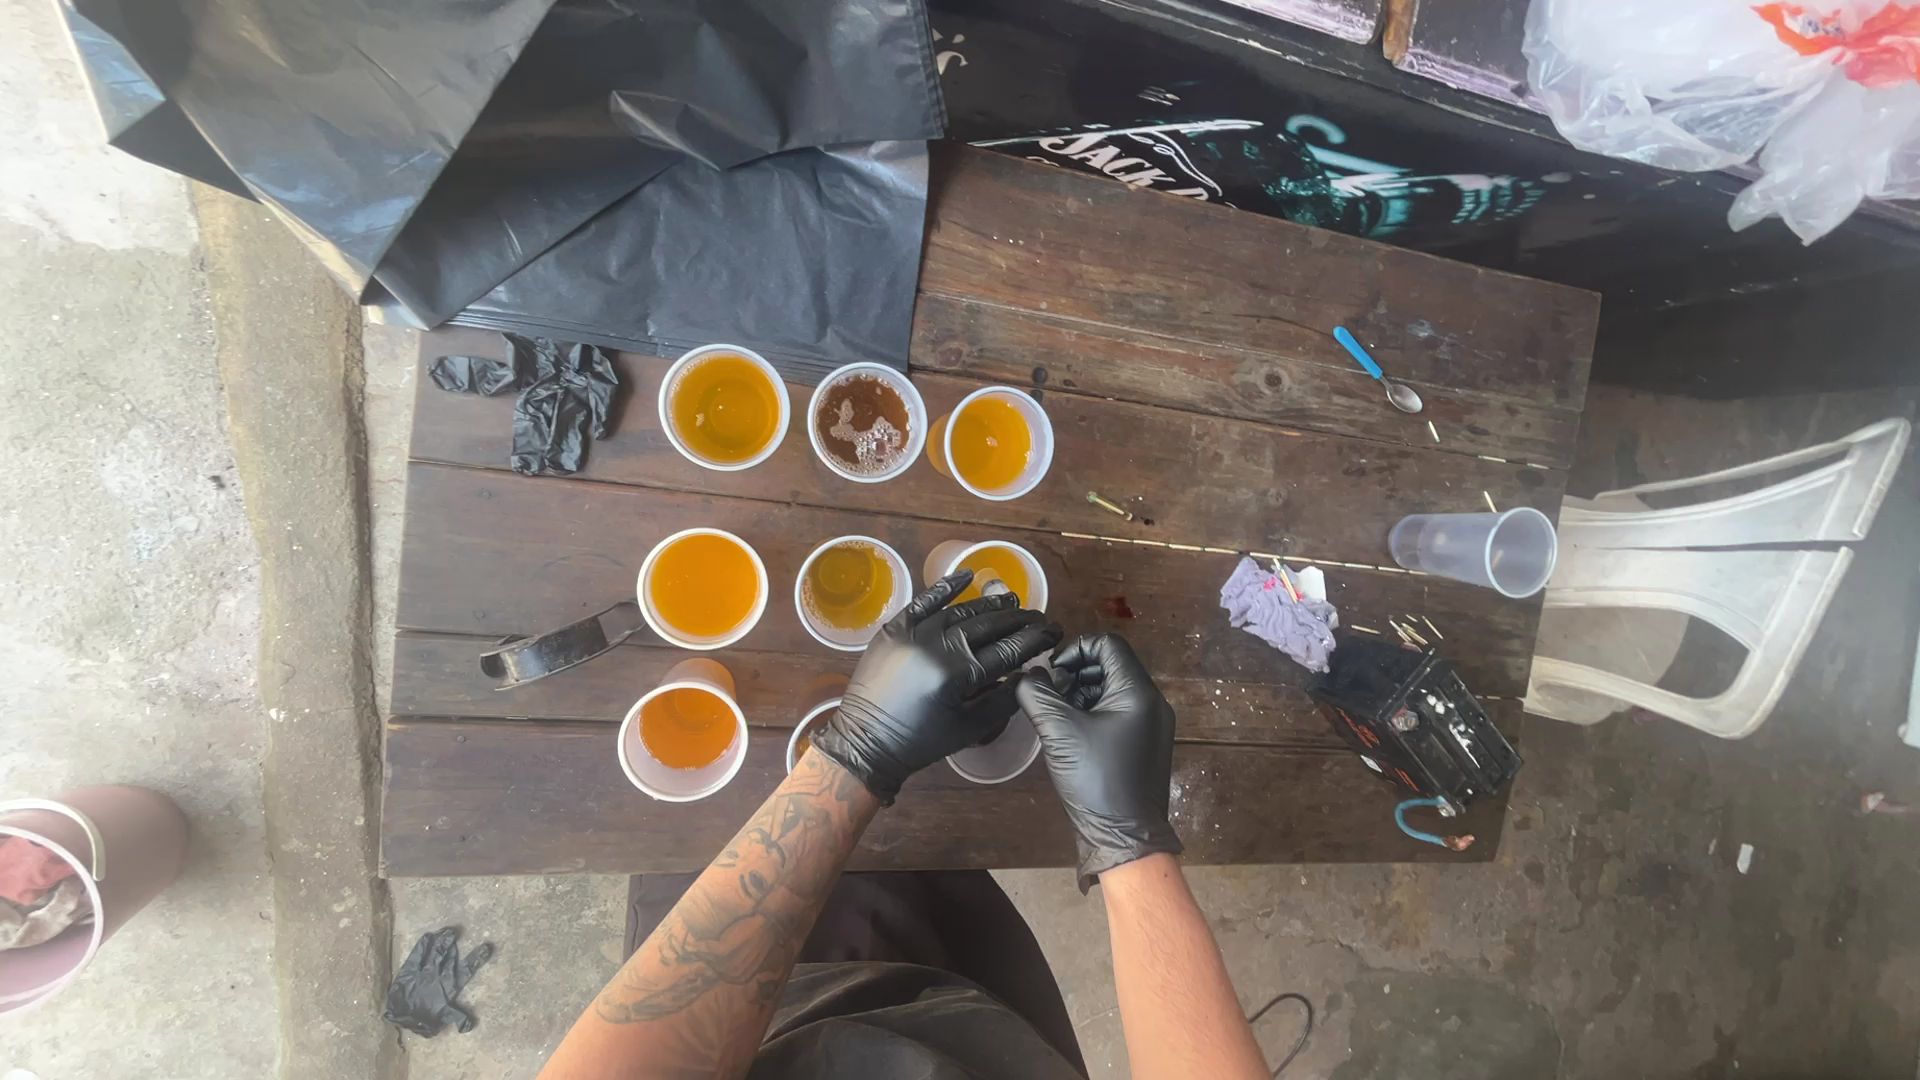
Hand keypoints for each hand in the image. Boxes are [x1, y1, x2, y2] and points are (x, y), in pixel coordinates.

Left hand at [813, 569, 1062, 803]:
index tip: (1053, 631)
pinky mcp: (895, 627)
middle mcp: (937, 646)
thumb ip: (1004, 698)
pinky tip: (968, 577)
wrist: (865, 741)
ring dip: (989, 605)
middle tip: (1038, 615)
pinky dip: (946, 587)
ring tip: (1011, 601)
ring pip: (961, 611)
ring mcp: (914, 632)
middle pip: (988, 626)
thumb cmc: (922, 741)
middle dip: (1018, 620)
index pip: (1008, 650)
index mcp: (959, 674)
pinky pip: (924, 601)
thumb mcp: (971, 728)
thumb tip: (1028, 672)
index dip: (1034, 639)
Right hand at [1016, 634, 1181, 890]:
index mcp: (1138, 692)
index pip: (1108, 644)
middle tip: (1050, 694)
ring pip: (1111, 688)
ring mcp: (1150, 725)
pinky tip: (1069, 730)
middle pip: (1110, 665)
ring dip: (1080, 692)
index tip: (1052, 673)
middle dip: (1075, 673)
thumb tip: (1026, 675)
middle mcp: (1151, 702)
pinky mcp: (1143, 743)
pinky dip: (1092, 711)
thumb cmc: (1095, 779)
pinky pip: (1117, 711)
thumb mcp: (1059, 731)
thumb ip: (1037, 694)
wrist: (1124, 838)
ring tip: (1055, 713)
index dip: (1075, 650)